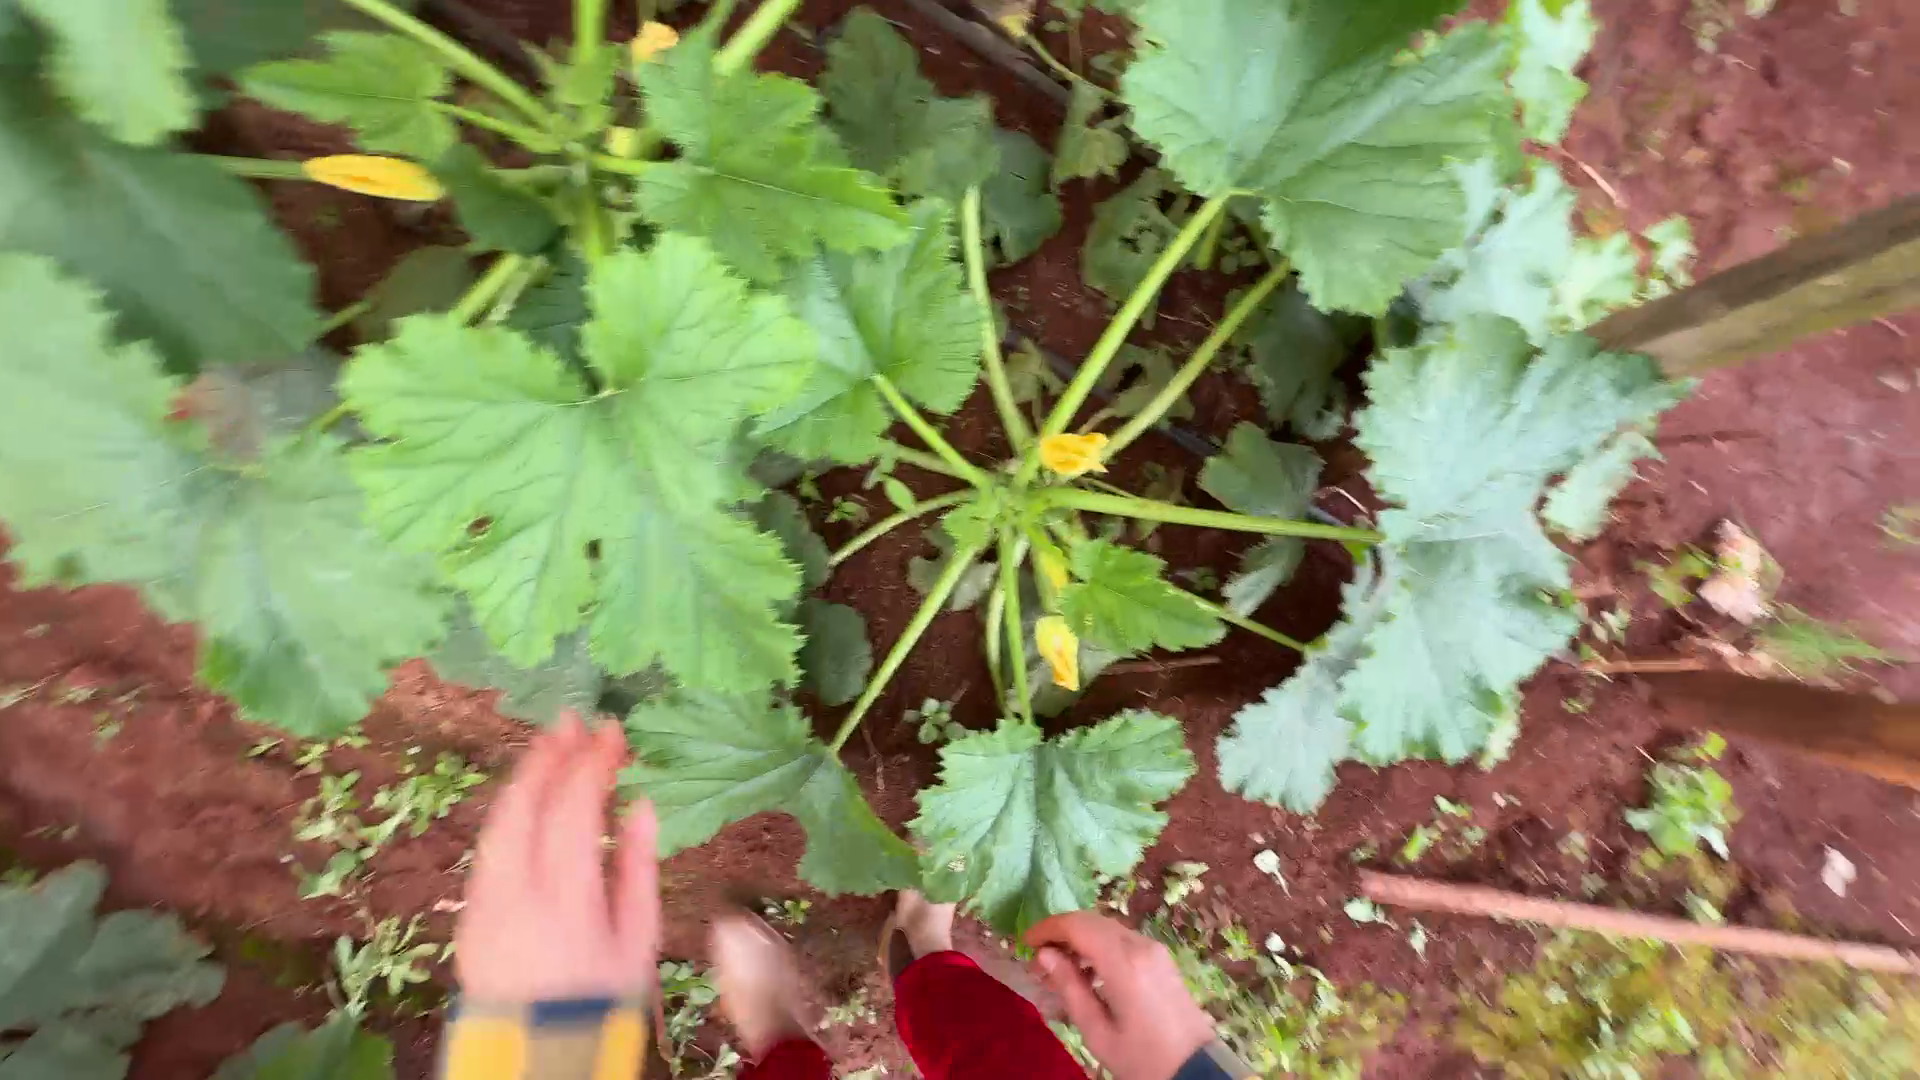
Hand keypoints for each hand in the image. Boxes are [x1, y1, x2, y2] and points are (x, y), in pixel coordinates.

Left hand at [455, 715, 659, 1003]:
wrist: (537, 1060)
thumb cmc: (603, 996)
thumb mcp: (638, 936)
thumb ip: (638, 866)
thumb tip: (641, 804)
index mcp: (565, 897)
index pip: (574, 809)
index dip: (592, 763)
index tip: (613, 730)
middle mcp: (515, 894)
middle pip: (525, 807)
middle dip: (549, 756)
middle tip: (573, 719)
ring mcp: (484, 904)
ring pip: (498, 823)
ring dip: (526, 776)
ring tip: (551, 742)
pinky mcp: (471, 914)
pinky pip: (491, 845)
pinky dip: (512, 808)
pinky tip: (532, 793)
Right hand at [1026, 911, 1216, 1079]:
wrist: (1199, 1074)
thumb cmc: (1143, 1061)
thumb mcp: (1098, 1033)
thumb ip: (1070, 988)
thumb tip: (1044, 955)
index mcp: (1123, 962)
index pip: (1076, 926)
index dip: (1047, 928)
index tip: (1026, 943)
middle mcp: (1139, 944)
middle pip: (1090, 920)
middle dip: (1061, 932)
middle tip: (1039, 959)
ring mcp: (1153, 947)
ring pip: (1105, 926)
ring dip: (1079, 937)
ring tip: (1060, 967)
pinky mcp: (1161, 956)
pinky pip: (1121, 937)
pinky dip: (1098, 944)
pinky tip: (1088, 970)